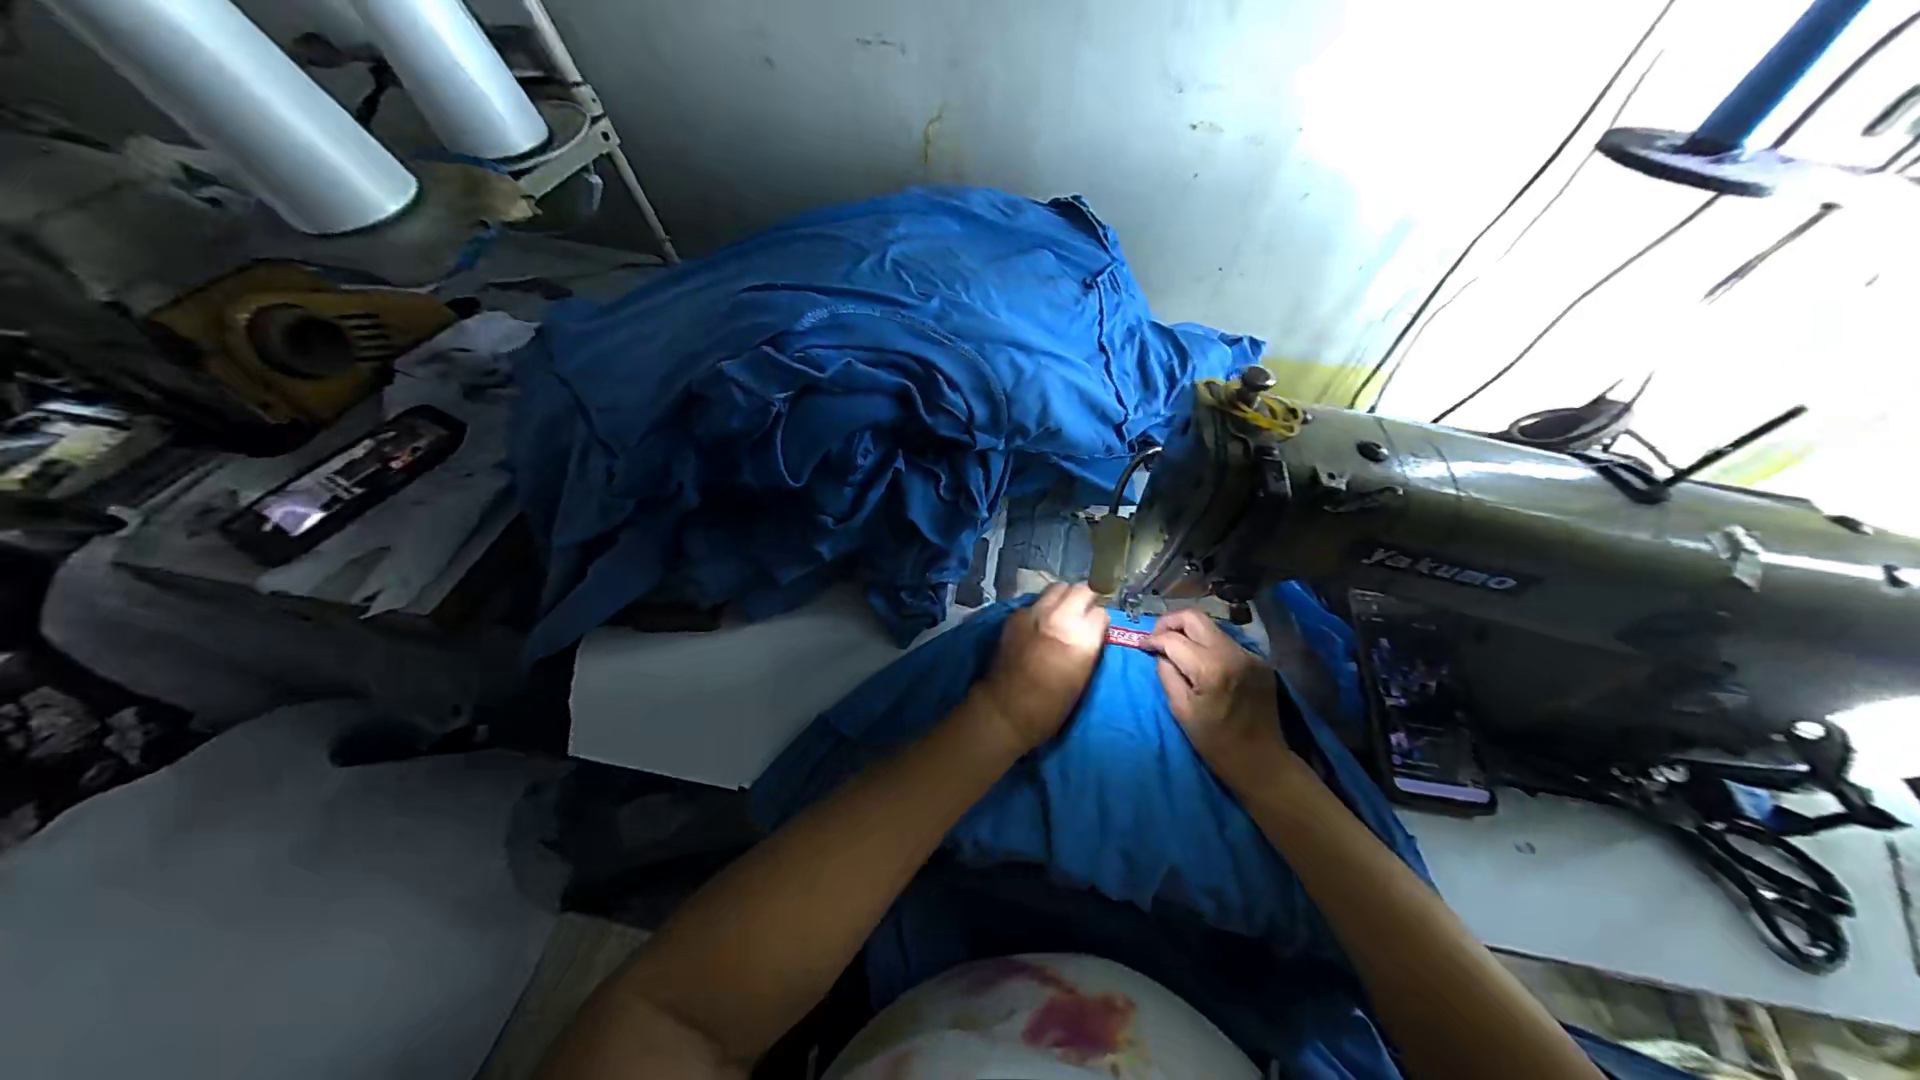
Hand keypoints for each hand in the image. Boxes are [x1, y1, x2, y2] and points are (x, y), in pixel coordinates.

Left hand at [972, 583, 1110, 752]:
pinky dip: (1042, 608)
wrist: (1007, 708)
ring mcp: (1035, 613)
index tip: (1097, 626)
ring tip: (1063, 611)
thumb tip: (1091, 628)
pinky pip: (1036, 602)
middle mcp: (1059, 618)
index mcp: (1081, 638)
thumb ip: (1089, 644)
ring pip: (1057, 588)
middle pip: (1081, 590)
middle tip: (1084, 610)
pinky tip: (1040, 623)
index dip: (1099, 619)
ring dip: (1064, 597)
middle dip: (1086, 598)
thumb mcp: (1083, 675)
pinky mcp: (1016, 615)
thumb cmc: (1052, 704)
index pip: (1101, 613)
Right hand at [1148, 608, 1293, 789]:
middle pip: (1194, 617)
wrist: (1261, 761)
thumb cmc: (1215, 742)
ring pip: (1211, 627)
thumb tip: (1160, 653)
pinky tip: (1202, 662)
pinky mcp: (1259, 661)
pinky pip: (1226, 643)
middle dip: (1170, 622)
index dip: (1152, 639)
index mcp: (1211, 668)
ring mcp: (1249, 655)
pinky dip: (1208, 646)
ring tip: (1177, 648)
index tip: (1141, 645)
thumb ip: (1167, 673)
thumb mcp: (1180, 709)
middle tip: (1157, 638)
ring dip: (1190, 633)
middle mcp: (1233, 653)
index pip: (1173, 638)